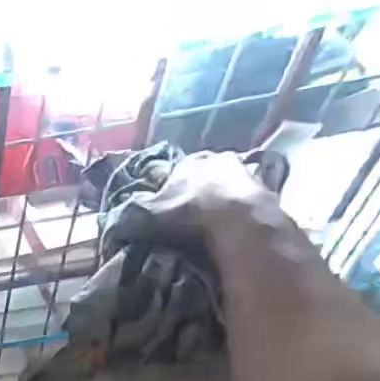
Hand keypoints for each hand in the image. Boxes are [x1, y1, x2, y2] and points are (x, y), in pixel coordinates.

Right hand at [107, 150, 282, 245]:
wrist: (239, 221)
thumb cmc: (188, 212)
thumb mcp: (146, 214)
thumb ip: (129, 211)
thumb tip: (114, 215)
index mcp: (189, 160)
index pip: (170, 172)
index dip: (161, 191)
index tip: (157, 210)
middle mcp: (218, 157)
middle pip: (199, 176)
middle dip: (190, 191)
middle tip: (180, 215)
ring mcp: (245, 170)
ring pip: (220, 185)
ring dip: (213, 199)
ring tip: (203, 222)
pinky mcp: (265, 186)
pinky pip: (240, 196)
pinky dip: (232, 207)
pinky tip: (225, 223)